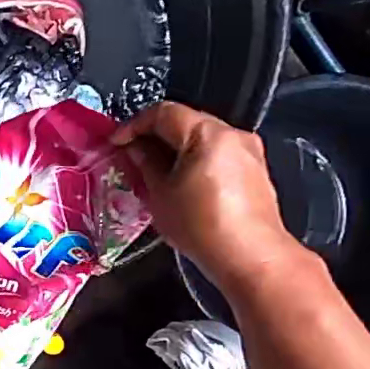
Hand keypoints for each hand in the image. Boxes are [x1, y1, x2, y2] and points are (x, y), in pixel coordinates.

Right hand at [111, 102, 308, 293]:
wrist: (248, 255)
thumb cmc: (200, 225)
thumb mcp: (159, 193)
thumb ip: (144, 163)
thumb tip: (134, 149)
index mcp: (207, 134)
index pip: (163, 112)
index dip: (133, 125)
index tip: (116, 142)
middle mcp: (232, 134)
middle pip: (184, 121)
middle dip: (153, 135)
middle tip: (130, 156)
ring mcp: (248, 151)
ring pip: (200, 137)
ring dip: (172, 147)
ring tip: (150, 171)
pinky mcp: (253, 169)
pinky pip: (216, 152)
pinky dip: (192, 158)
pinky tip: (177, 182)